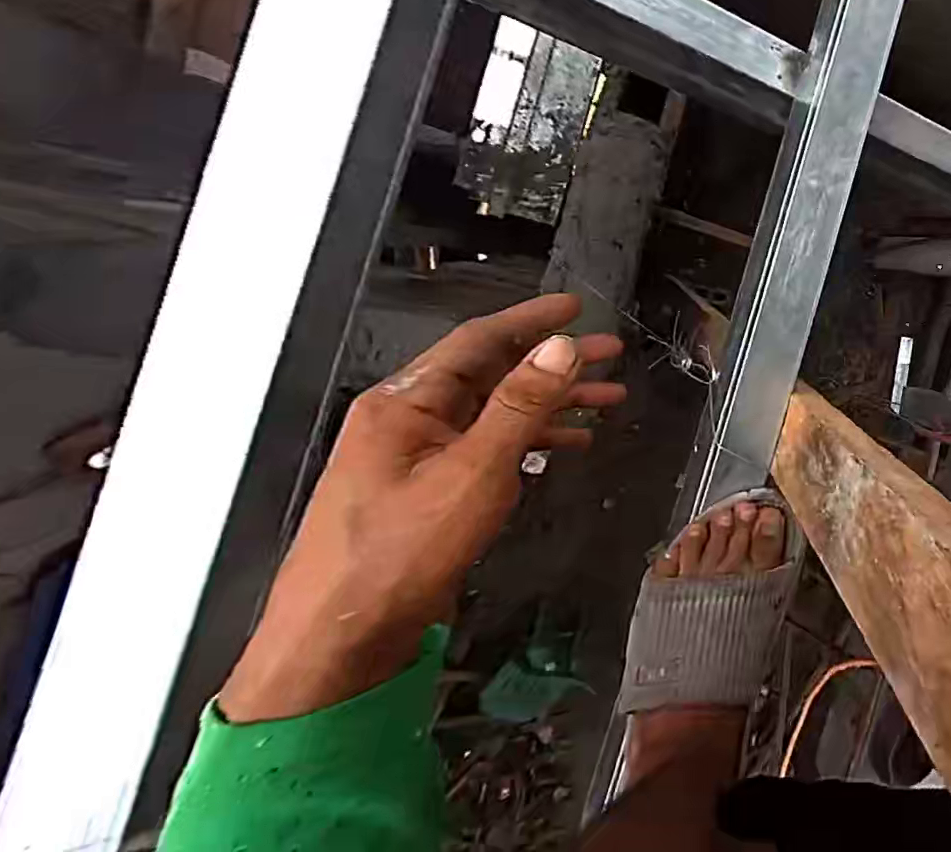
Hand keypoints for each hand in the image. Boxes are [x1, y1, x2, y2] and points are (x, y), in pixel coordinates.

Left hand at [219, 294, 624, 720]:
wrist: (339, 643)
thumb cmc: (401, 552)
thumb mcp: (472, 472)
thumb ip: (521, 405)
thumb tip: (561, 347)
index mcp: (407, 401)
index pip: (479, 340)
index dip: (532, 319)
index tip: (577, 308)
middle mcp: (411, 418)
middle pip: (494, 373)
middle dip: (555, 361)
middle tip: (611, 353)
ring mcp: (421, 454)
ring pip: (498, 411)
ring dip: (552, 402)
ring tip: (608, 396)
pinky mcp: (431, 487)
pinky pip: (490, 446)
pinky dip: (532, 440)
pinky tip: (571, 443)